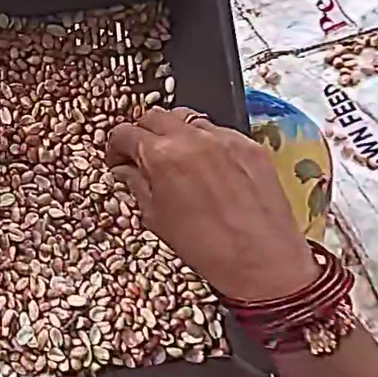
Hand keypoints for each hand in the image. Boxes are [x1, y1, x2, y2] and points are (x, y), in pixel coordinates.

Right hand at [106, 108, 317, 300]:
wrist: (262, 261)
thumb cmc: (206, 245)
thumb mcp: (155, 216)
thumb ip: (136, 184)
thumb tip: (126, 170)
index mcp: (161, 156)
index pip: (125, 133)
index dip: (115, 146)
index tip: (118, 159)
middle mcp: (192, 139)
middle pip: (154, 116)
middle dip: (142, 133)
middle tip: (141, 155)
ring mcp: (224, 139)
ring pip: (187, 117)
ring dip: (173, 132)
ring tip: (174, 157)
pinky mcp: (250, 146)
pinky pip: (218, 131)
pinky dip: (204, 141)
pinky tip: (205, 165)